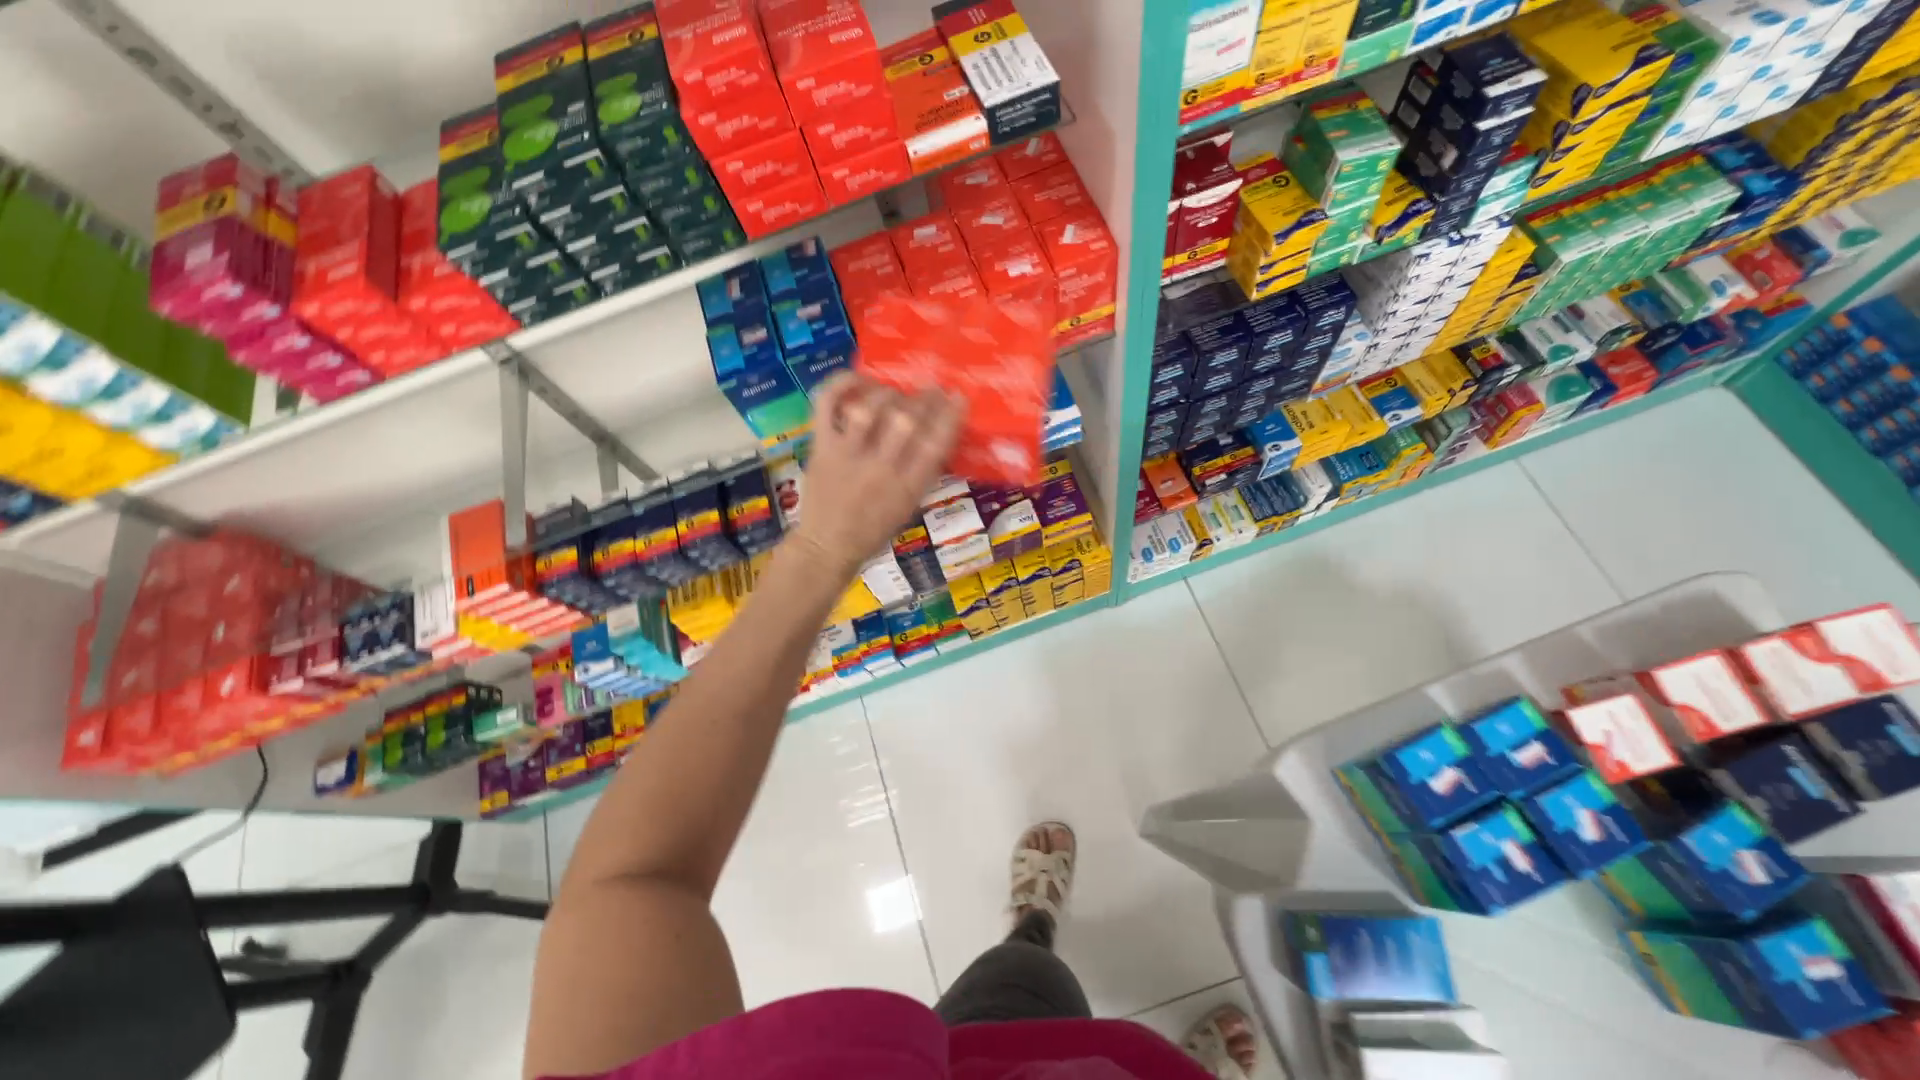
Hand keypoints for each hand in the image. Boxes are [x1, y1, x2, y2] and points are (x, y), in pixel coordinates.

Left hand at [790, 373, 963, 573]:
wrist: (826, 546)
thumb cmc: (873, 530)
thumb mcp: (909, 507)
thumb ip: (923, 473)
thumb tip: (940, 434)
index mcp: (907, 487)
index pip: (936, 444)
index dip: (950, 415)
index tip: (957, 396)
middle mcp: (880, 469)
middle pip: (906, 421)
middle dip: (923, 398)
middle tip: (931, 388)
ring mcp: (848, 456)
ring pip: (870, 409)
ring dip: (887, 393)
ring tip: (894, 391)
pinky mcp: (822, 447)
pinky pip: (826, 406)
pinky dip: (841, 384)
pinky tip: (858, 378)